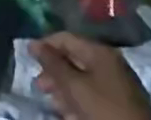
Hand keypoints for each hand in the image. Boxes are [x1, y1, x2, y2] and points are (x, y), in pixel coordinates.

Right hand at [31, 33, 150, 119]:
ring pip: (83, 79)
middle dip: (54, 72)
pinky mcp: (121, 104)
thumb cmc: (105, 111)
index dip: (45, 45)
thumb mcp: (75, 88)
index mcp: (100, 51)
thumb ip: (53, 65)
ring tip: (54, 104)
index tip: (28, 57)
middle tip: (40, 87)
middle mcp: (109, 62)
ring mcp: (117, 83)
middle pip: (74, 59)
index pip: (66, 38)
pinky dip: (79, 102)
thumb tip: (33, 43)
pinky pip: (94, 95)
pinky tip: (70, 115)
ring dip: (65, 90)